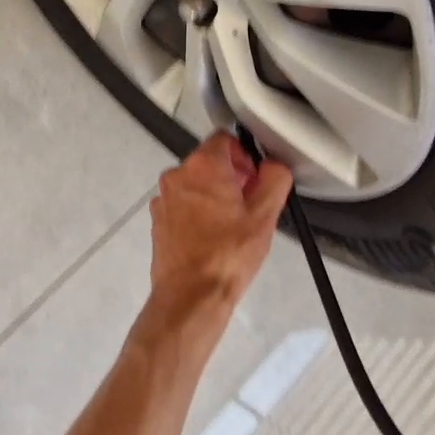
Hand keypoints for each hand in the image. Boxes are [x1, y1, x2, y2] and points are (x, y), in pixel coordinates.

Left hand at [145, 132, 294, 323]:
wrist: (191, 295)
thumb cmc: (228, 256)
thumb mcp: (265, 215)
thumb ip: (275, 178)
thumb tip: (274, 165)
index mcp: (202, 166)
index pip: (225, 139)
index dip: (245, 156)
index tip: (255, 179)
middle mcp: (177, 175)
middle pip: (210, 162)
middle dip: (232, 177)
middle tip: (249, 205)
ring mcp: (164, 198)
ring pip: (196, 185)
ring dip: (215, 196)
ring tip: (232, 226)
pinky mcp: (159, 219)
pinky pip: (183, 205)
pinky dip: (198, 213)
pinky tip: (213, 238)